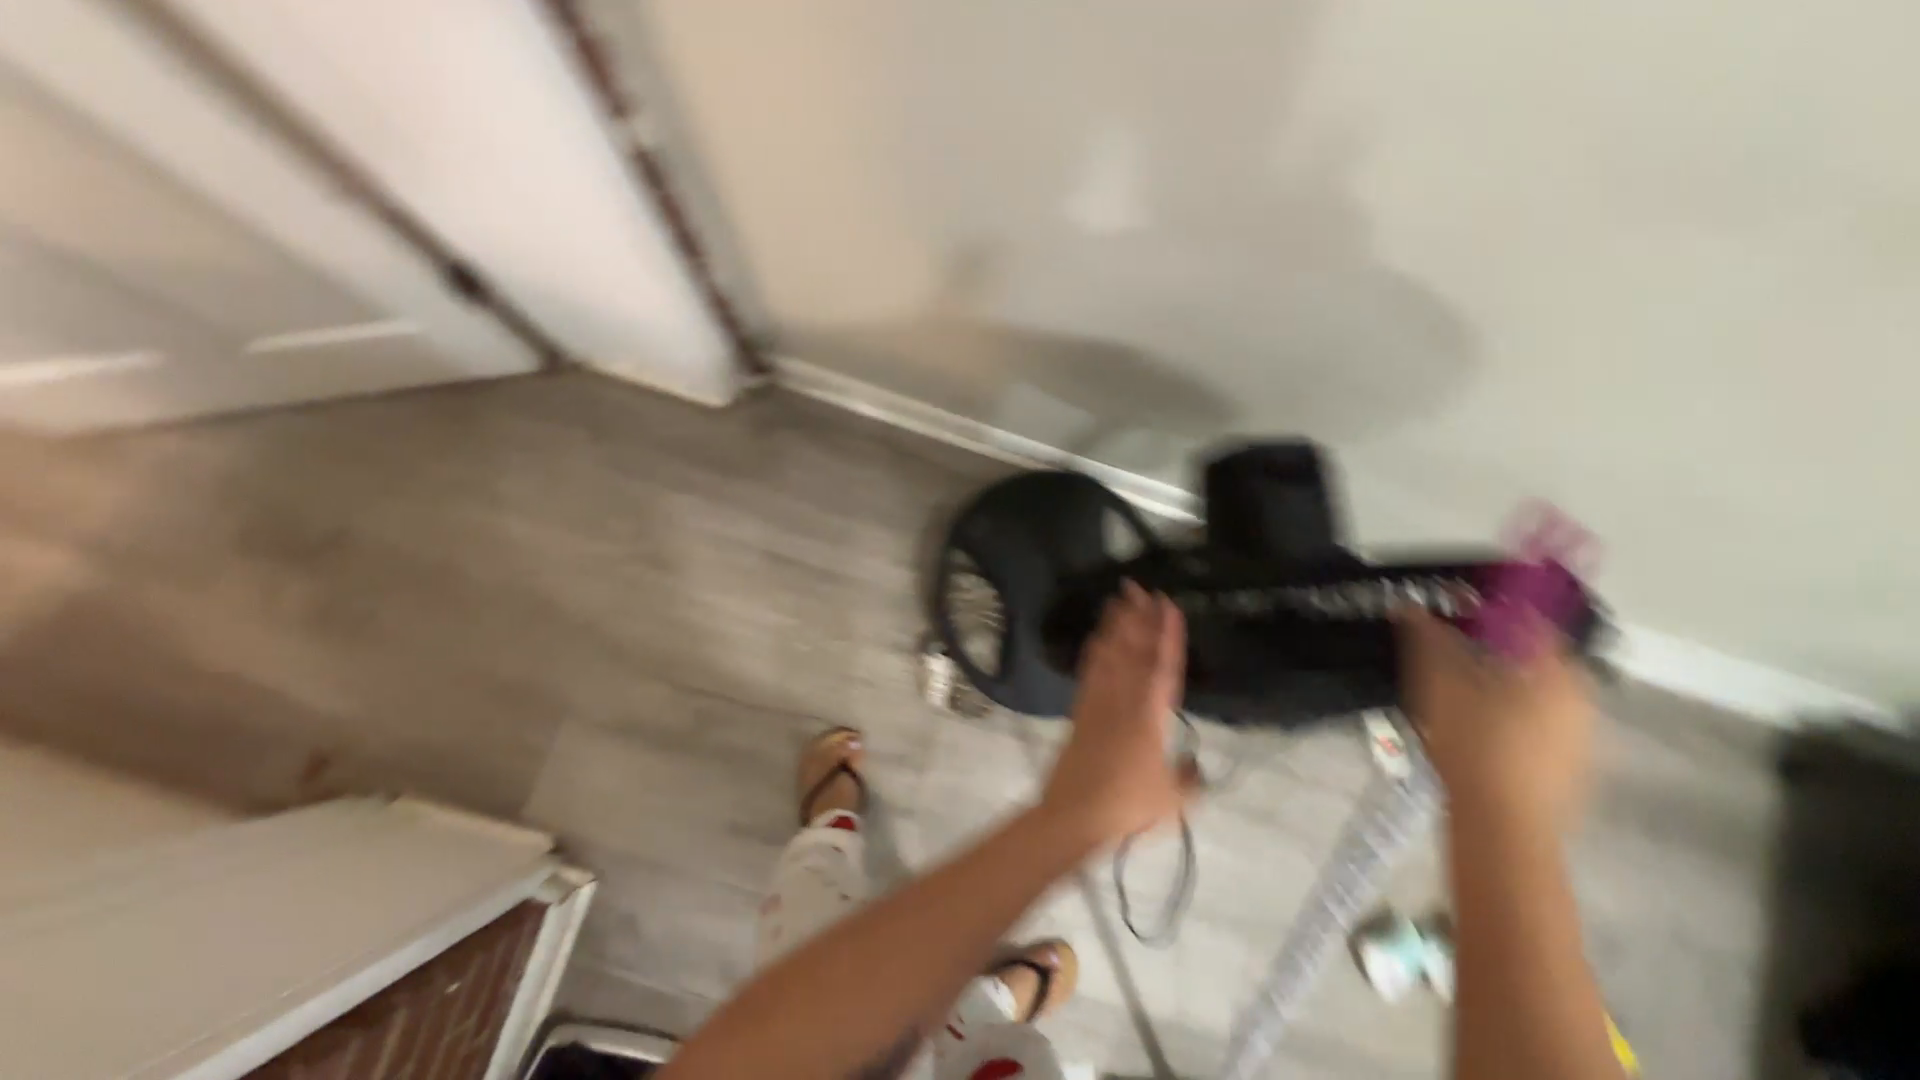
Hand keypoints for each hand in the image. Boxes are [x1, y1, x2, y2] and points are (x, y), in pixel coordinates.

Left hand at [1039, 581, 1198, 846]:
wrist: (1073, 814)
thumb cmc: (1127, 806)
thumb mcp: (1172, 800)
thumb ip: (1188, 780)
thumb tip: (1194, 768)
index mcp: (1151, 717)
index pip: (1163, 667)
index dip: (1167, 635)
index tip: (1169, 606)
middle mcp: (1124, 701)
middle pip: (1133, 651)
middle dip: (1139, 618)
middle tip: (1141, 588)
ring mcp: (1099, 704)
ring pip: (1110, 656)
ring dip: (1116, 626)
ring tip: (1120, 600)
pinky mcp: (1080, 712)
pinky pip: (1090, 672)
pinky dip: (1096, 650)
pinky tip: (1097, 637)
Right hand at [1397, 608, 1596, 832]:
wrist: (1505, 829)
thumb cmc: (1473, 748)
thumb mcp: (1438, 688)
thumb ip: (1427, 643)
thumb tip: (1409, 607)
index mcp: (1555, 669)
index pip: (1530, 619)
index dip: (1494, 612)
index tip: (1462, 617)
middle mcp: (1582, 695)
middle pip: (1538, 659)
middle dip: (1500, 654)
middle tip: (1459, 660)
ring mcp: (1585, 735)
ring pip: (1543, 695)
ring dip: (1510, 689)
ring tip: (1466, 700)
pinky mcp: (1577, 767)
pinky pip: (1547, 728)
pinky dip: (1520, 722)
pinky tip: (1485, 737)